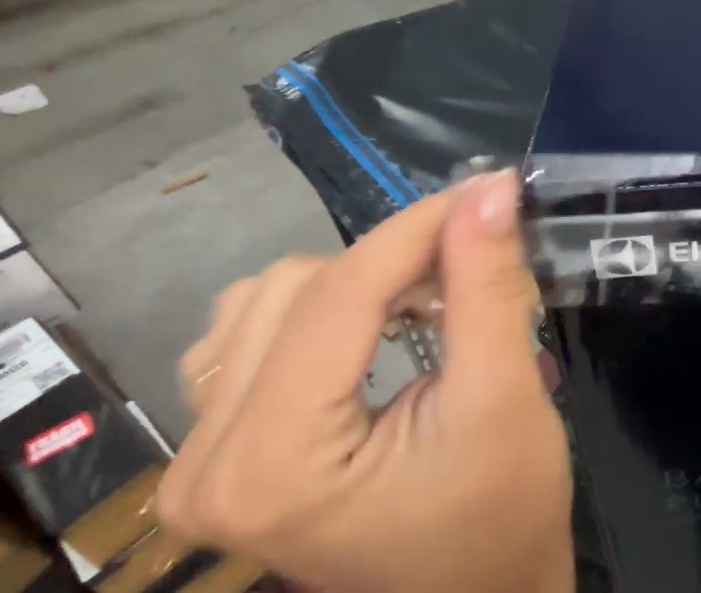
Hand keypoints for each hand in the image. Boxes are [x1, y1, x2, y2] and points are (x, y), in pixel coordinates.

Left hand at [156, 170, 572, 592]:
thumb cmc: (500, 510)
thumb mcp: (504, 398)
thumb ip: (486, 290)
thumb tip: (490, 189)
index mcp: (270, 462)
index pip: (336, 297)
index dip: (418, 228)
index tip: (489, 189)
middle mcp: (203, 461)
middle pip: (293, 291)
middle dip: (394, 260)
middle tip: (472, 267)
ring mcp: (196, 461)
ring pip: (265, 302)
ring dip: (358, 280)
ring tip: (430, 301)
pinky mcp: (216, 453)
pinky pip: (249, 335)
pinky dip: (323, 308)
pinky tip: (375, 329)